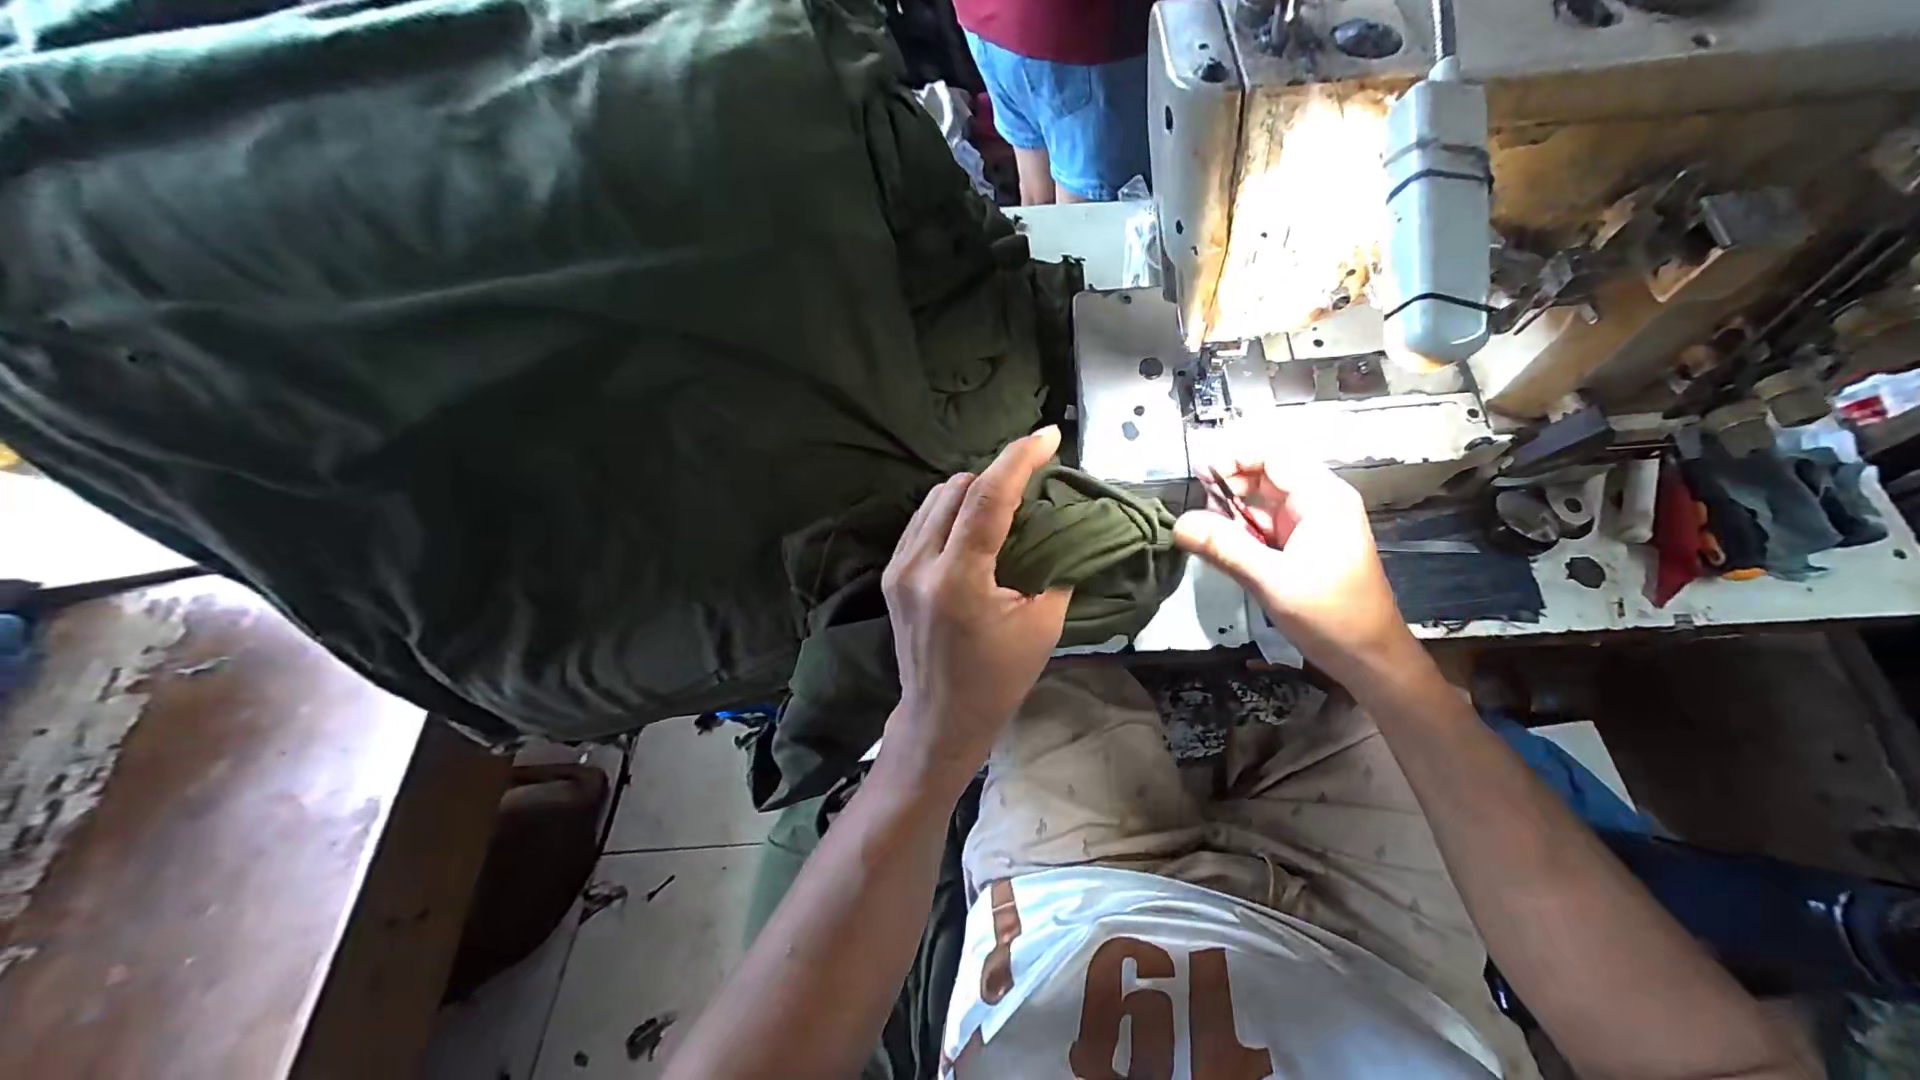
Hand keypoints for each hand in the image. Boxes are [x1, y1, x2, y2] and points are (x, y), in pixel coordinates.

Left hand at [880, 428, 1073, 787]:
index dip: (1019, 460)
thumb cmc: (998, 678)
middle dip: (999, 473)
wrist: (941, 715)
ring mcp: (898, 568)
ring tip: (1008, 495)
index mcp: (957, 580)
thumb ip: (1054, 565)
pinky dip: (952, 507)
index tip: (1048, 436)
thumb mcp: (1042, 624)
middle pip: (958, 489)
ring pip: (936, 498)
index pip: (987, 499)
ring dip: (974, 488)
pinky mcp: (892, 573)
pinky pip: (923, 519)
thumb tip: (1064, 524)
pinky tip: (976, 517)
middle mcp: (918, 565)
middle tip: (1034, 477)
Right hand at [1173, 451, 1417, 685]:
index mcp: (1322, 499)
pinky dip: (1242, 531)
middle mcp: (1319, 503)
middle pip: (1265, 474)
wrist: (1369, 657)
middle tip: (1199, 511)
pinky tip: (1226, 549)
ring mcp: (1311, 524)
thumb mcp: (1271, 580)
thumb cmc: (1331, 615)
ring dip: (1233, 512)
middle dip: (1229, 487)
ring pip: (1262, 501)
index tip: (1200, 478)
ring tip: (1210, 534)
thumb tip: (1180, 524)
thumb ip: (1224, 548)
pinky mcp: (1302, 545)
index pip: (1273, 455)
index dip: (1235, 459)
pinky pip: (1265, 525)